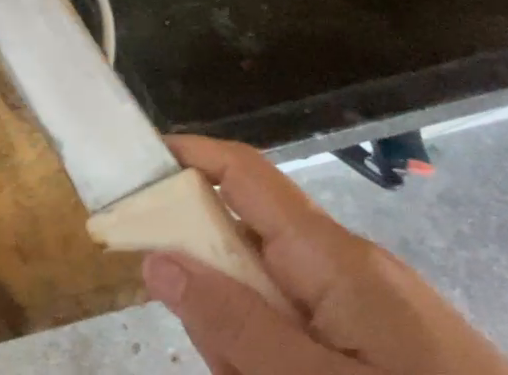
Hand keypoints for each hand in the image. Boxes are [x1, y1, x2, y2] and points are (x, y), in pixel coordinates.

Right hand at [143, 136, 507, 374]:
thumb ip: (233, 324)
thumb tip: (155, 258)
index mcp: (332, 257)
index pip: (241, 170)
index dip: (179, 154)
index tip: (122, 171)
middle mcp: (348, 265)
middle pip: (238, 241)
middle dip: (209, 289)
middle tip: (220, 357)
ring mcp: (370, 305)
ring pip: (264, 292)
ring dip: (244, 338)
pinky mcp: (385, 339)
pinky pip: (301, 325)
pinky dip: (278, 355)